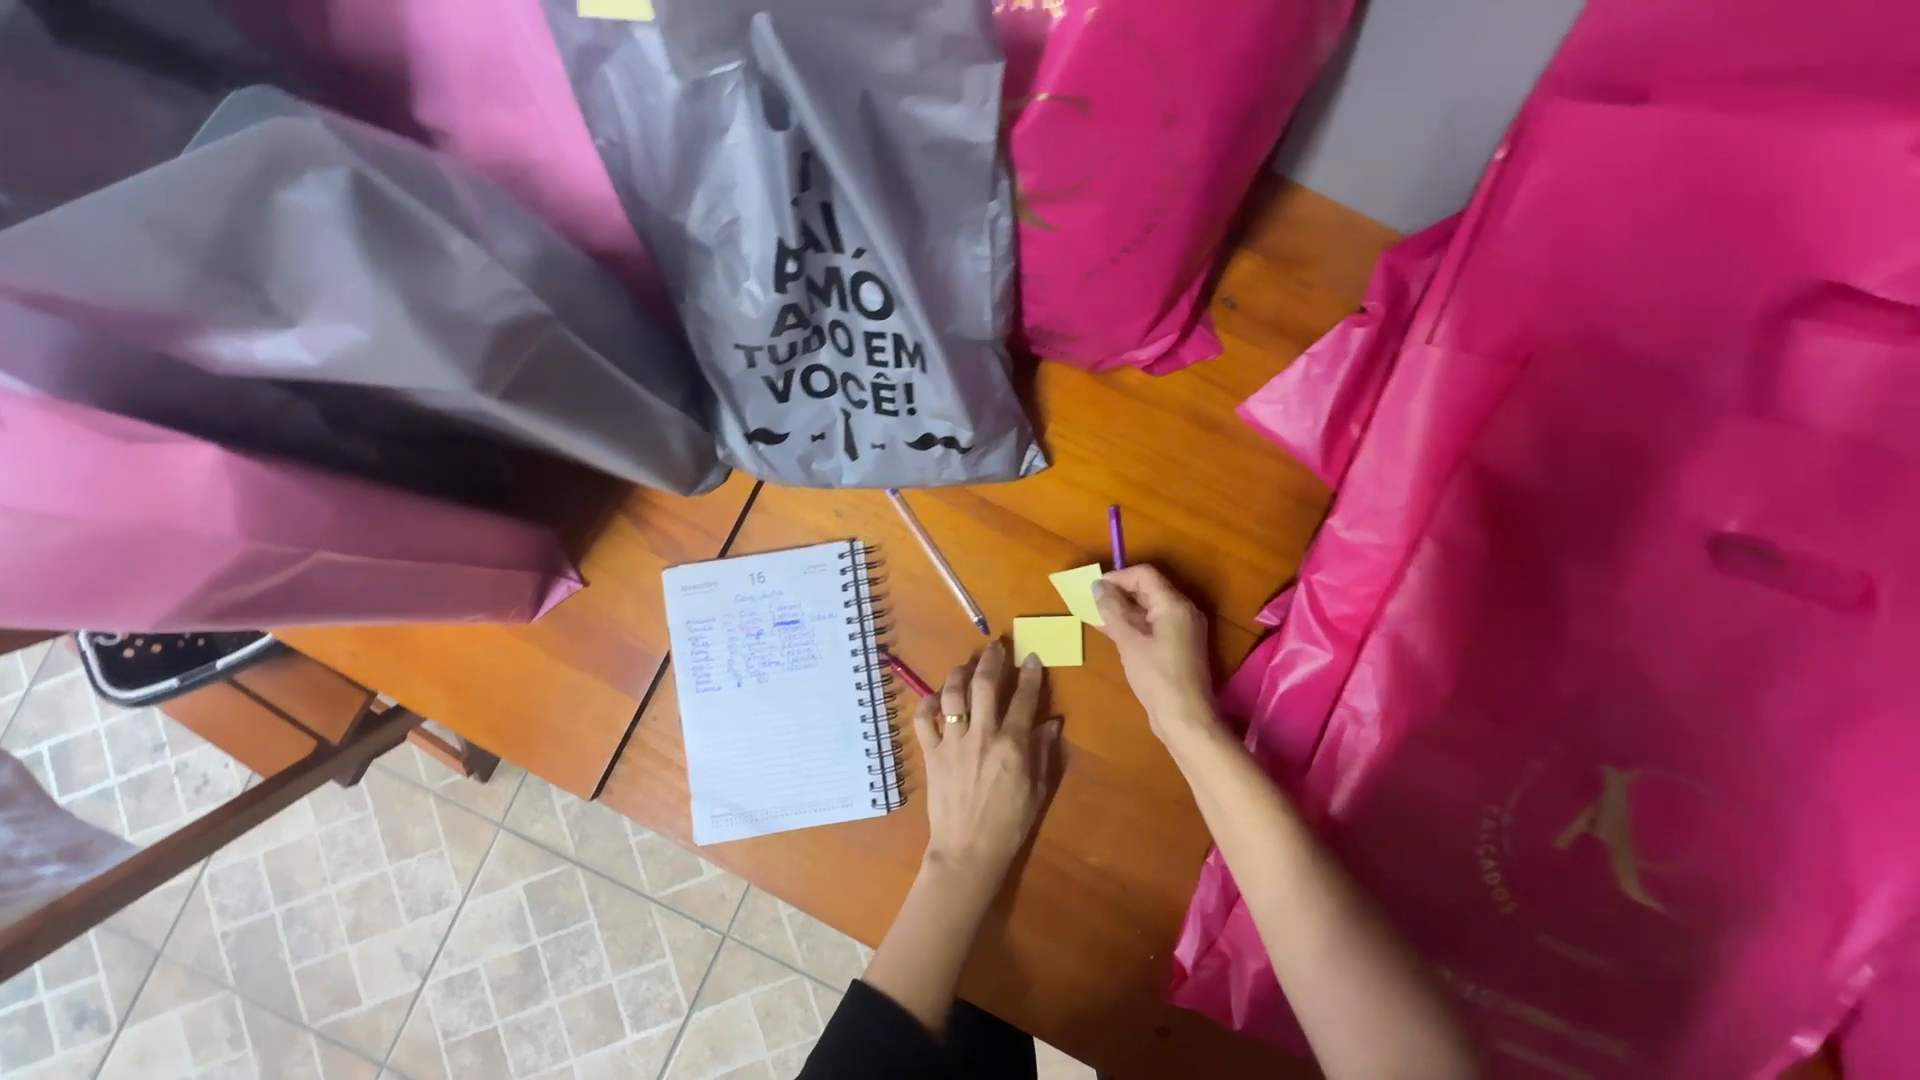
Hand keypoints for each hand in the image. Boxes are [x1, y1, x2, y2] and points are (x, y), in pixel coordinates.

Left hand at [911, 641, 1061, 882]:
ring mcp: (953, 742)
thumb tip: (1052, 723)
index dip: (1030, 674)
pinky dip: (928, 704)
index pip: (1023, 698)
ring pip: (953, 694)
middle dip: (992, 660)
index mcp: (1012, 745)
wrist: (968, 850)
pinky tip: (937, 698)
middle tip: (996, 647)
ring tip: (966, 665)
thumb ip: (1043, 752)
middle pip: (984, 684)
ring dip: (959, 673)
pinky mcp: (931, 753)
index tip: (1032, 657)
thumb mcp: (1037, 790)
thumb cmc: (1009, 824)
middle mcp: (982, 735)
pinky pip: (924, 720)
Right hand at [1092, 565, 1215, 739]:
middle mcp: (1183, 611)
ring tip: (1098, 618)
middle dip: (1119, 593)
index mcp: (1174, 604)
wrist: (1184, 717)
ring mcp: (1183, 629)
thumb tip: (1098, 586)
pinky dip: (1134, 624)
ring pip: (1150, 608)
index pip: (1144, 575)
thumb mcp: (1129, 641)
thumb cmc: (1156, 676)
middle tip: (1092, 604)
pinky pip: (1154, 624)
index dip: (1117, 577)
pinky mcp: (1179, 645)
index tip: (1093, 589)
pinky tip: (1114, 633)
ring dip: (1125, 610)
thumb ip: (1112, 610)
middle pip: (1149, 589)